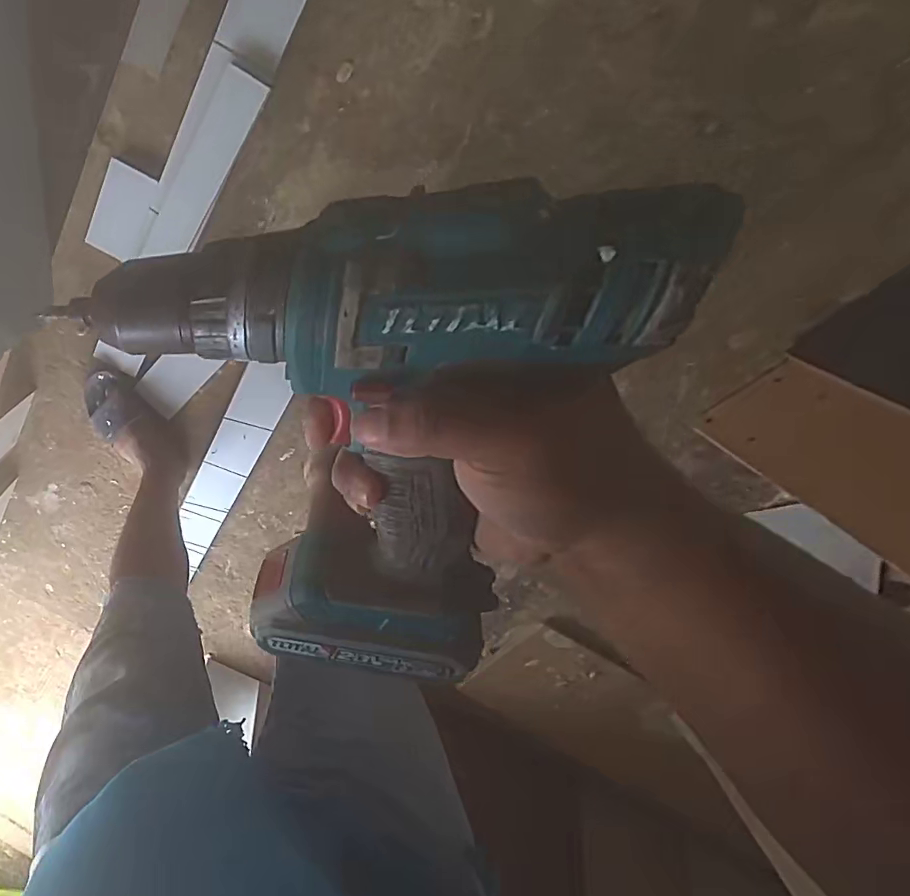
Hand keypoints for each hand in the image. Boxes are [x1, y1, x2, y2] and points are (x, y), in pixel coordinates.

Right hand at [321, 367, 677, 564]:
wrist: (586, 543)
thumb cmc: (567, 473)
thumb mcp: (507, 437)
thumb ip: (436, 422)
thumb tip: (361, 422)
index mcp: (474, 356)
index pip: (401, 338)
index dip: (354, 354)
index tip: (327, 380)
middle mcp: (446, 388)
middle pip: (369, 389)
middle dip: (337, 412)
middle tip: (323, 435)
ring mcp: (430, 436)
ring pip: (364, 437)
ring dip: (350, 463)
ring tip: (366, 496)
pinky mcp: (421, 478)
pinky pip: (374, 474)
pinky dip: (359, 487)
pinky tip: (368, 505)